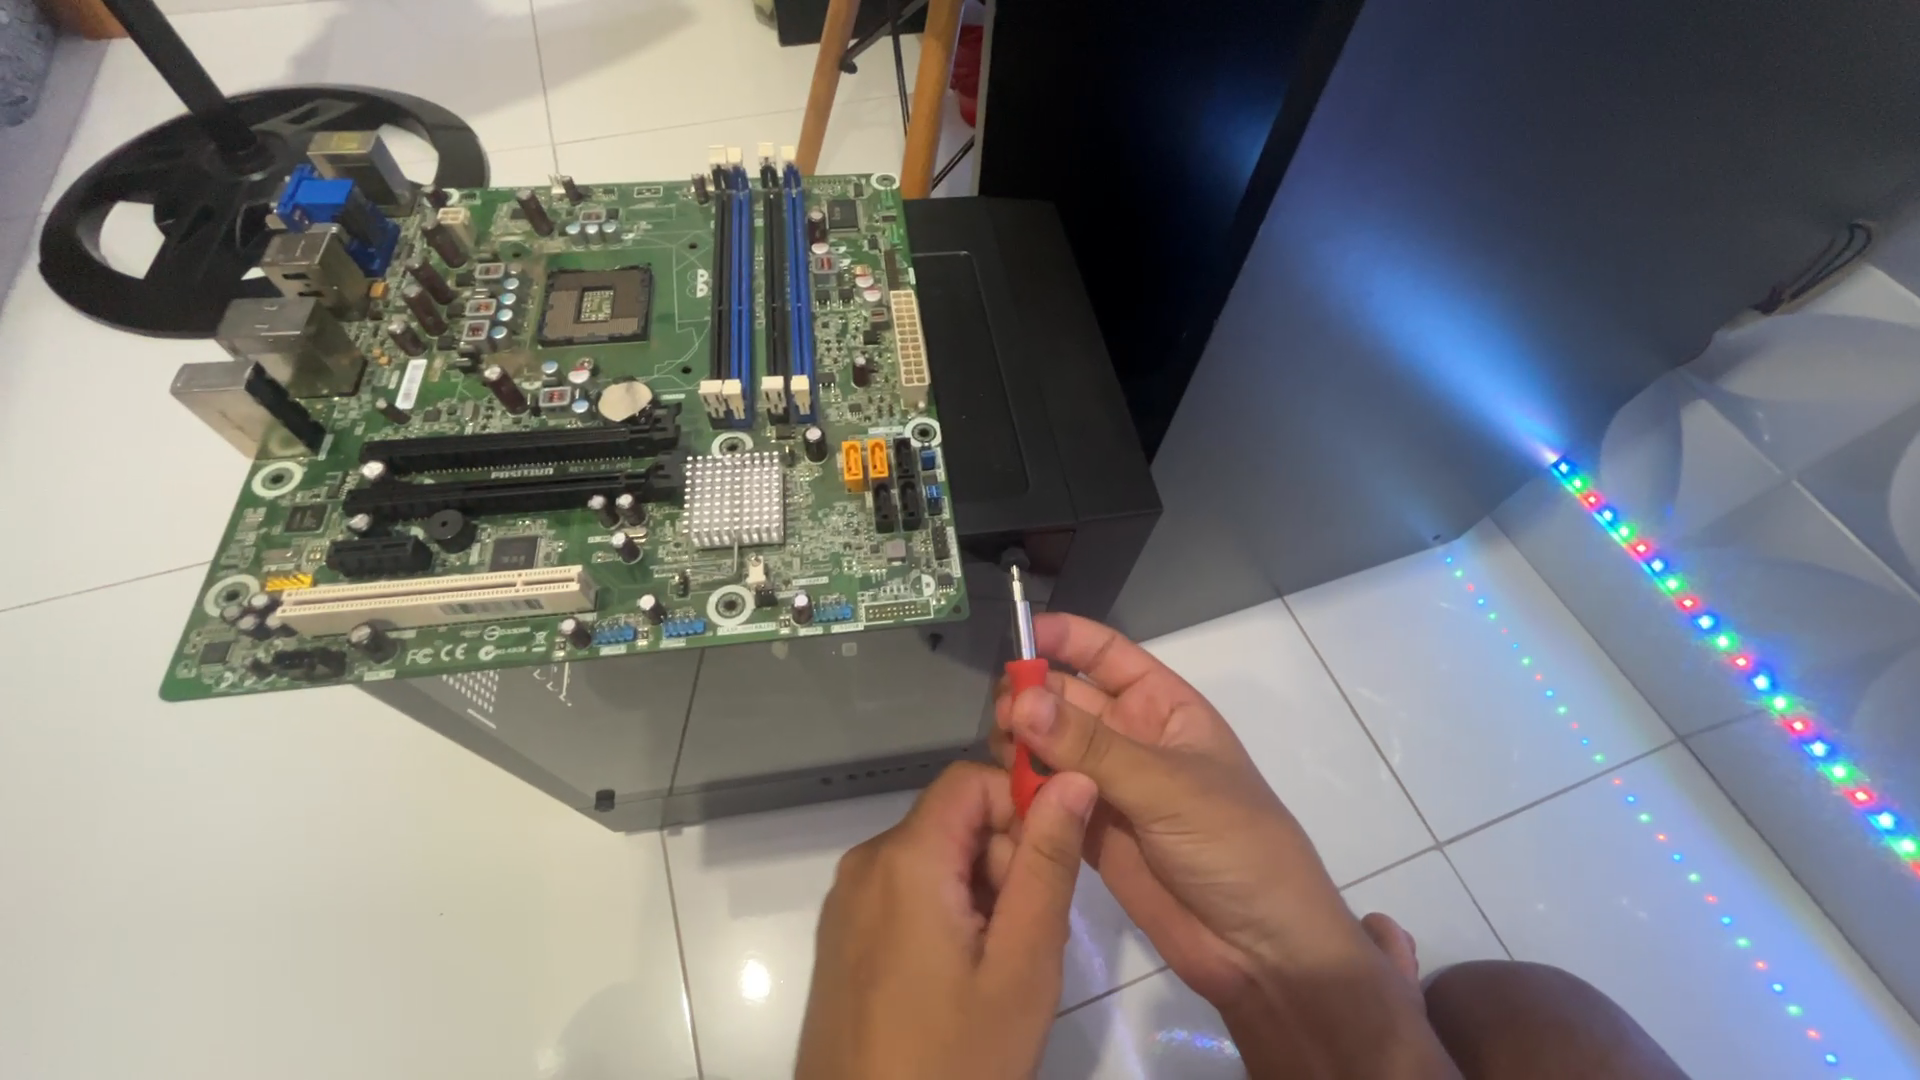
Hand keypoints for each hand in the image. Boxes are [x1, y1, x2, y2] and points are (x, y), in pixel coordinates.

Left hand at [796, 761, 1098, 1079]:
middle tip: (1025, 935)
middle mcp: (866, 862)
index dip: (1020, 806)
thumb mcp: (1021, 964)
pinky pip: (905, 891)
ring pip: (934, 857)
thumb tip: (1071, 777)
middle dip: (1002, 859)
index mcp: (905, 857)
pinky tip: (959, 978)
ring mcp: (848, 901)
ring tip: (996, 967)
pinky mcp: (843, 935)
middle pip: (952, 820)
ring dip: (978, 891)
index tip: (1050, 866)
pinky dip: (944, 913)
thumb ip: (1047, 863)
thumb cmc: (953, 1060)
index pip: (971, 780)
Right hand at [994, 614, 1456, 1077]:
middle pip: (1066, 699)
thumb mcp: (1167, 786)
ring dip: (1022, 743)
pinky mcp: (1090, 830)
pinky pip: (1046, 797)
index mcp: (1163, 707)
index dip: (1064, 637)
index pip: (1106, 655)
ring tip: (1004, 753)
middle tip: (1005, 715)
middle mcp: (1130, 737)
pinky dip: (1023, 791)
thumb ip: (1091, 746)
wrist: (1262, 951)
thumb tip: (1020, 700)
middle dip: (1032, 696)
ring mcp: (1108, 785)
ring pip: (1049, 746)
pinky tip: (1005, 792)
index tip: (1018, 634)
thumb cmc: (1235, 844)